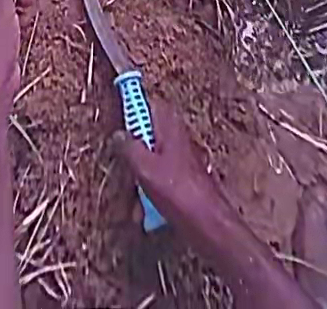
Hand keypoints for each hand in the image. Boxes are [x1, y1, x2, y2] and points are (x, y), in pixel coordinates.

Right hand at [111, 97, 227, 226]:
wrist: (210, 226)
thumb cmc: (178, 192)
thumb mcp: (143, 167)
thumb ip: (127, 147)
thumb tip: (118, 135)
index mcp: (168, 122)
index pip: (145, 101)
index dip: (129, 109)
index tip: (117, 122)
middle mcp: (175, 134)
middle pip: (145, 131)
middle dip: (132, 153)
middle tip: (125, 169)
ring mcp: (180, 155)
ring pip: (150, 158)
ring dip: (140, 178)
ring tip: (137, 200)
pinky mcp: (183, 176)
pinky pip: (160, 176)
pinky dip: (151, 190)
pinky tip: (147, 212)